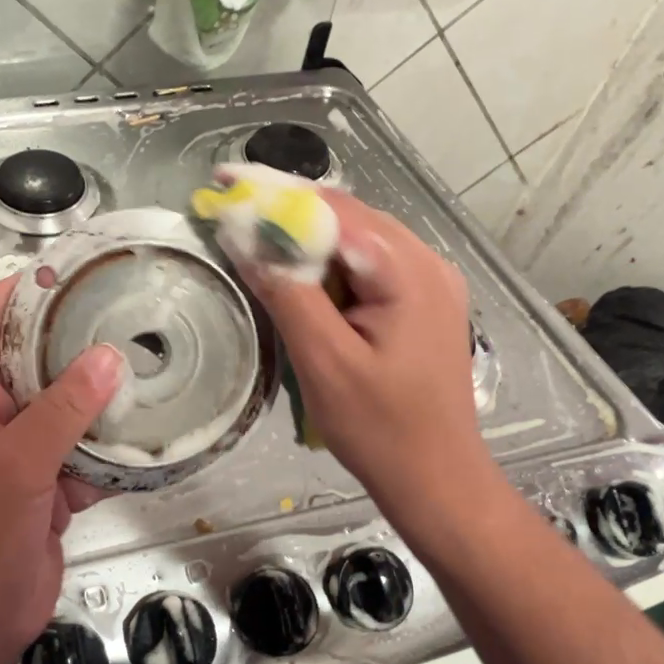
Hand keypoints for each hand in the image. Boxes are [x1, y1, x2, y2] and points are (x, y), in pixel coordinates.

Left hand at [0, 276, 122, 663]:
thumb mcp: (11, 471)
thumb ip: (59, 413)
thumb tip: (108, 356)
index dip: (19, 294)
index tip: (72, 272)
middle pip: (35, 363)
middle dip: (77, 340)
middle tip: (133, 312)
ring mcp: (23, 458)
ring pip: (69, 411)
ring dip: (105, 396)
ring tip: (158, 363)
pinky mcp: (51, 494)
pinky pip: (89, 459)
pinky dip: (118, 451)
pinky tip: (158, 433)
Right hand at [234, 190, 486, 499]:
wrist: (437, 480)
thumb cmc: (381, 428)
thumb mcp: (323, 361)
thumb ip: (287, 293)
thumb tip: (244, 238)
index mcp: (409, 271)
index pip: (334, 211)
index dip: (275, 193)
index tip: (226, 183)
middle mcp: (427, 262)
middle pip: (347, 217)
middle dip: (286, 209)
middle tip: (231, 206)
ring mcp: (430, 282)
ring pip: (355, 239)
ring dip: (305, 236)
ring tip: (253, 235)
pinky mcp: (422, 303)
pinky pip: (367, 265)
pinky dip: (327, 263)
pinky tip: (297, 272)